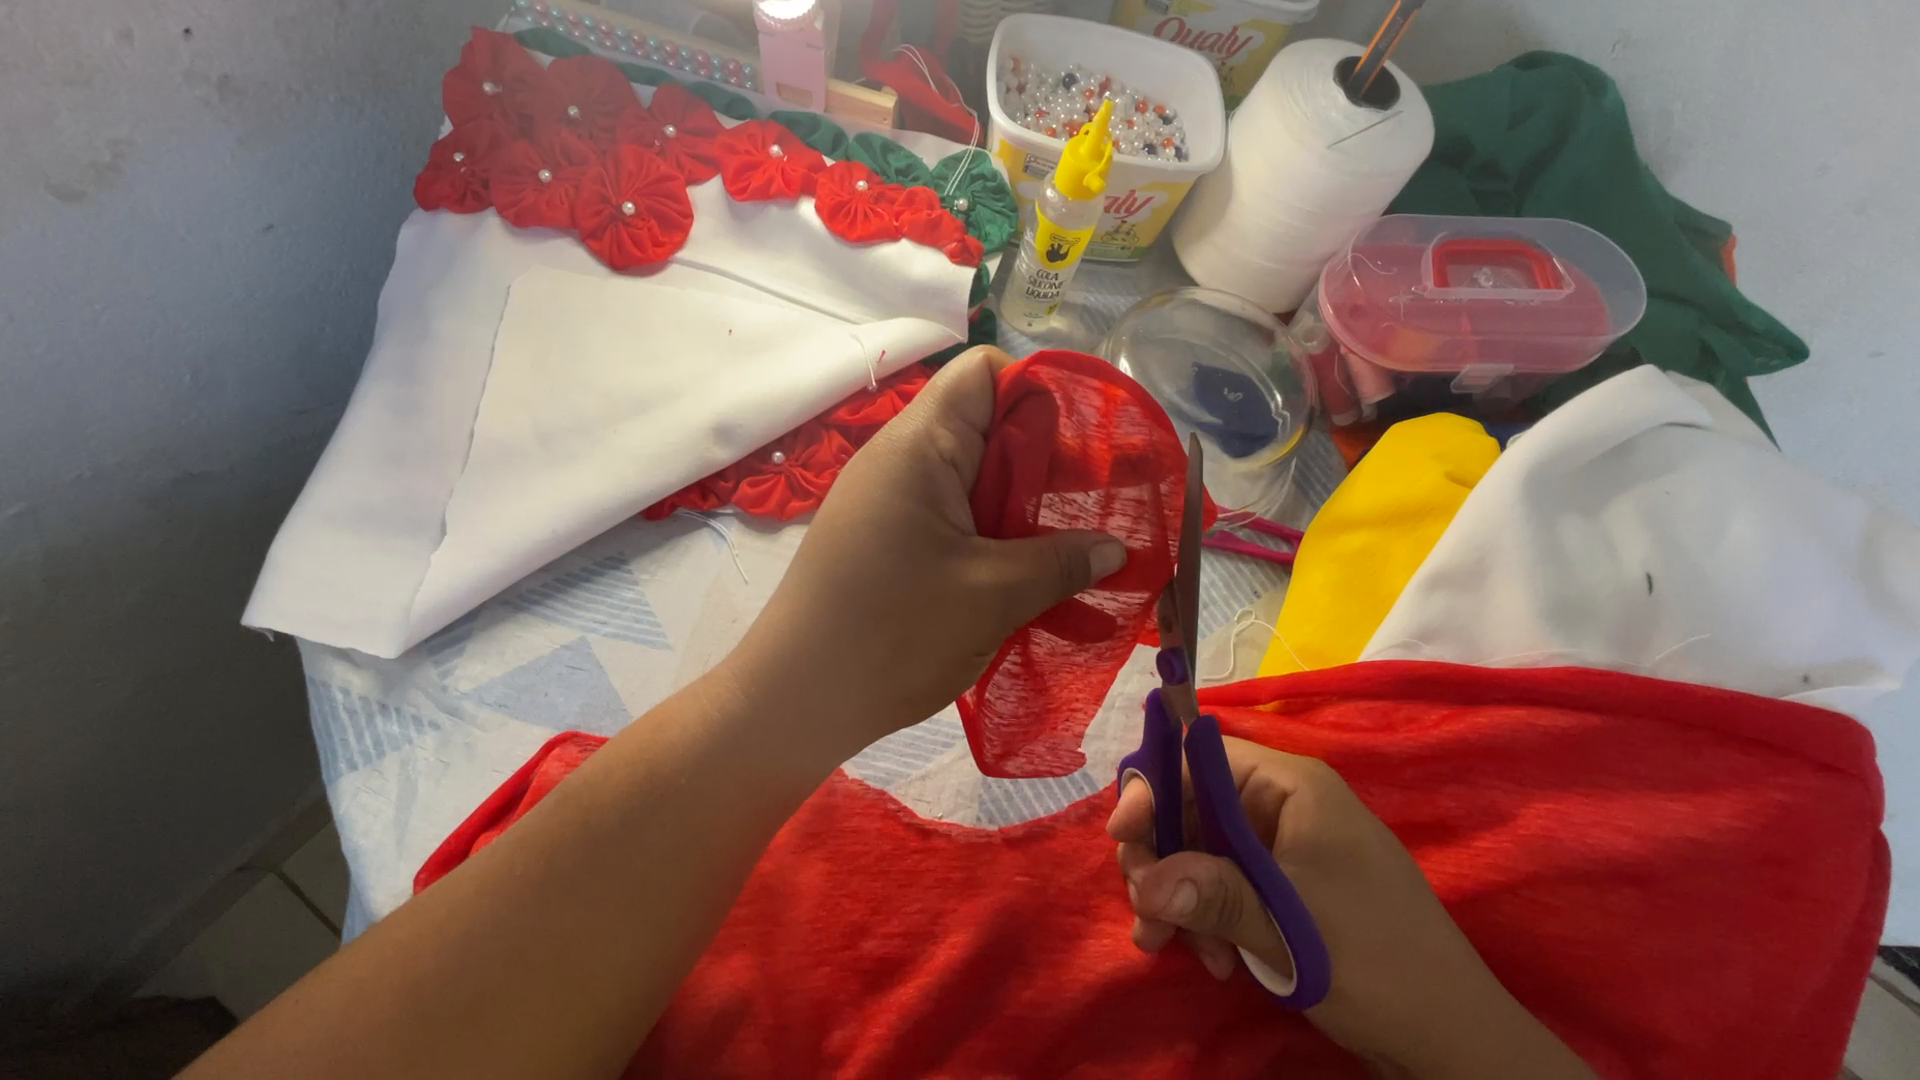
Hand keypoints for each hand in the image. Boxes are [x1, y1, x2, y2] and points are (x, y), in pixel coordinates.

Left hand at [724, 346, 1126, 757]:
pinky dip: (992, 539)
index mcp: (919, 446)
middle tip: (1096, 506)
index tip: (1088, 446)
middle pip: (986, 427)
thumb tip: (1117, 548)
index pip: (985, 374)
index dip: (1041, 393)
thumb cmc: (893, 634)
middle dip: (1046, 462)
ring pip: (973, 480)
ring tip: (1070, 547)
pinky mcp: (887, 541)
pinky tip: (1024, 577)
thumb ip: (1061, 563)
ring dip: (1021, 510)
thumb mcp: (992, 597)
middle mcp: (901, 460)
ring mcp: (890, 503)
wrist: (796, 700)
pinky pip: (952, 519)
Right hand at [1109, 739, 1594, 1078]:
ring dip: (1176, 895)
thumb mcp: (1288, 928)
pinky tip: (1209, 957)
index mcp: (1290, 786)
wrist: (1454, 1038)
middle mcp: (1283, 802)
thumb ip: (1212, 895)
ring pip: (1200, 847)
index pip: (1197, 757)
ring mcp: (1283, 843)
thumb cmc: (1376, 963)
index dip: (1152, 788)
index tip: (1123, 837)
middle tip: (1144, 912)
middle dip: (1160, 857)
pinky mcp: (1284, 881)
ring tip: (1168, 947)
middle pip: (1190, 805)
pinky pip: (1223, 879)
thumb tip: (1146, 883)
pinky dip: (1203, 913)